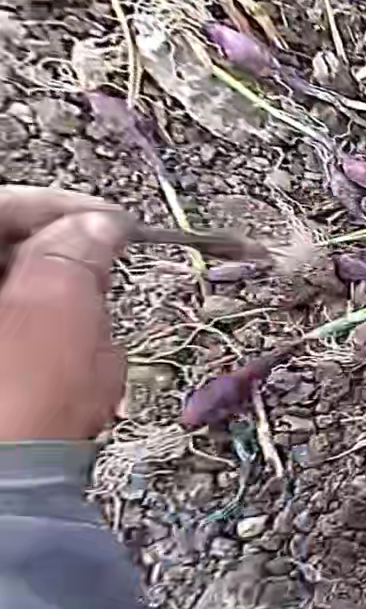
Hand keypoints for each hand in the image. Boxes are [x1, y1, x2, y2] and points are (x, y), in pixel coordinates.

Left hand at [0, 187, 130, 441]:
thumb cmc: (11, 403)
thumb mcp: (61, 315)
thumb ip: (76, 255)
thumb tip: (98, 224)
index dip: (53, 205)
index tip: (112, 220)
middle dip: (43, 242)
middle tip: (103, 254)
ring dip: (32, 277)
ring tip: (81, 297)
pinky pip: (3, 315)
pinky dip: (17, 311)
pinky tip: (44, 328)